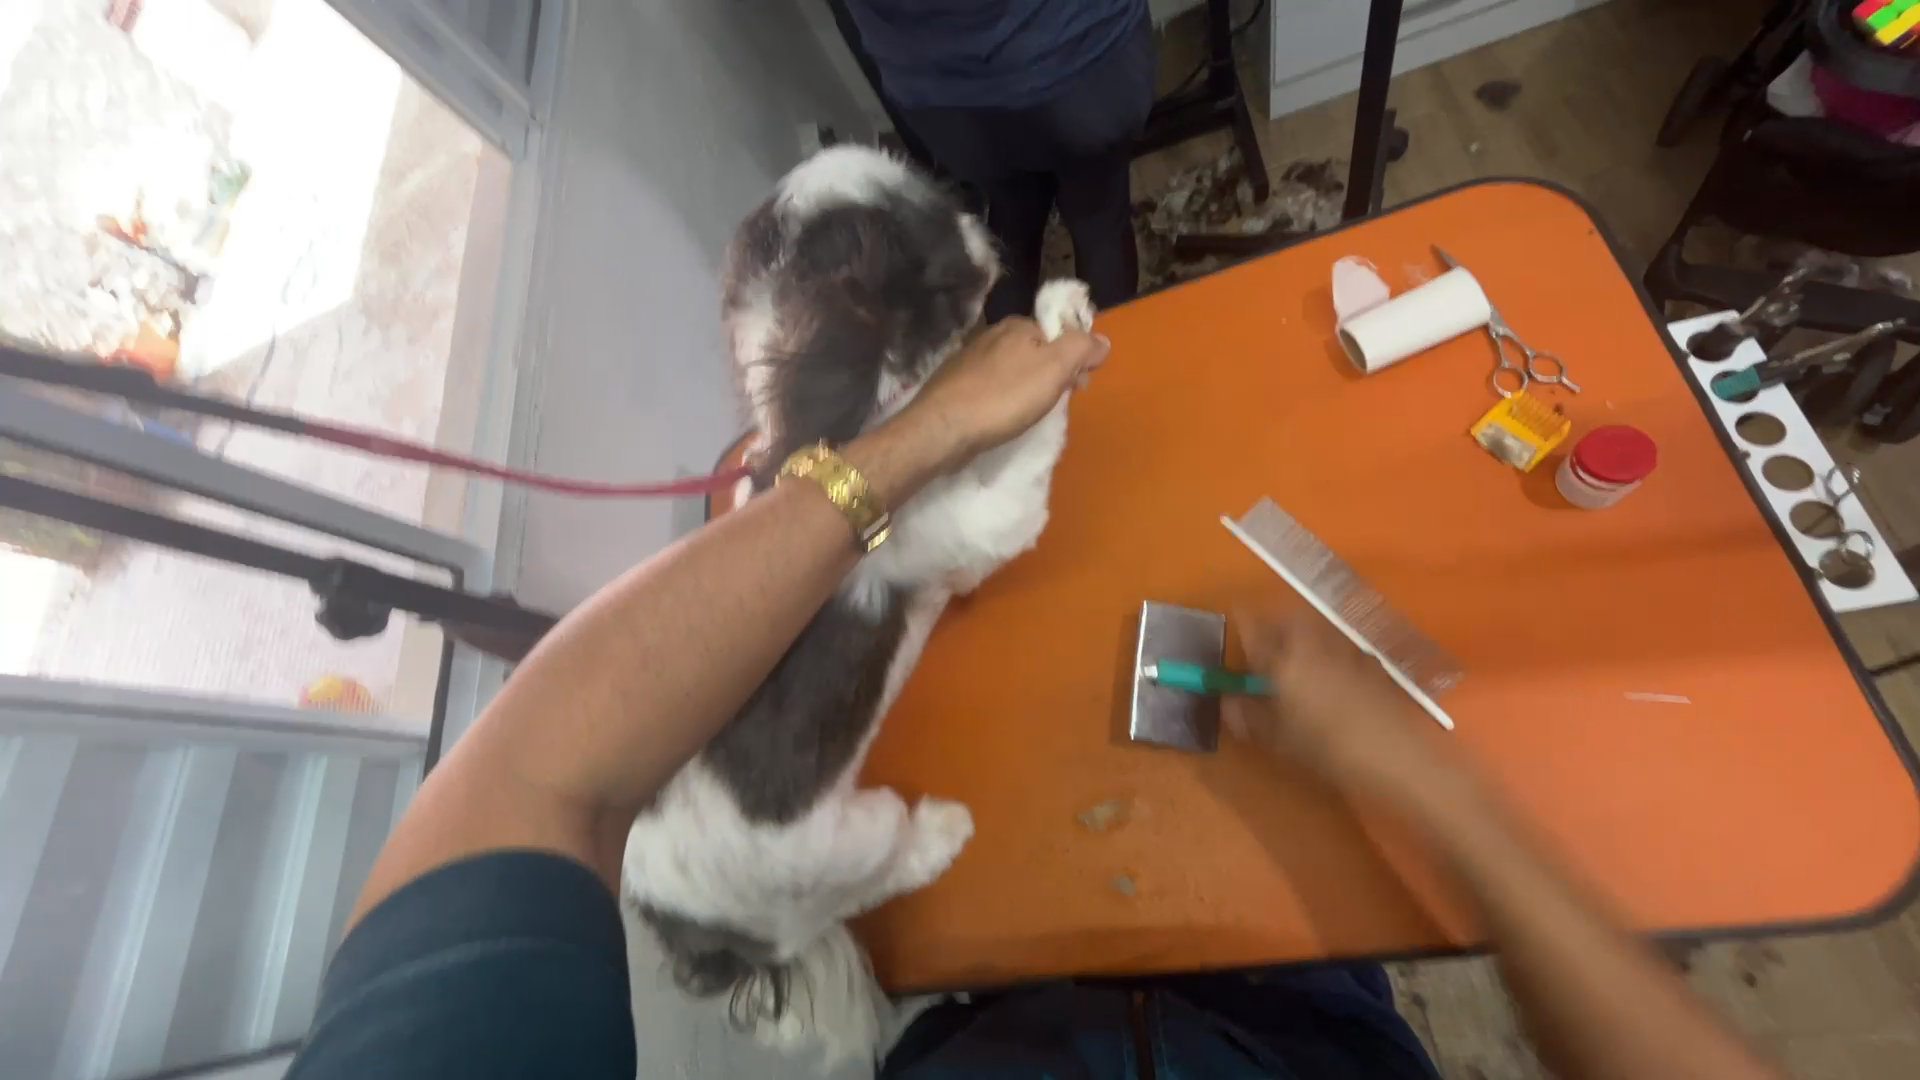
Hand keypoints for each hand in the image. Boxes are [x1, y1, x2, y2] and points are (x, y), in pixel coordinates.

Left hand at [902, 317, 1108, 468]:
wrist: (942, 429)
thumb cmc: (1003, 399)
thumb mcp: (1054, 369)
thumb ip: (1081, 349)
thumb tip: (1102, 341)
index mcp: (1018, 325)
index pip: (1060, 331)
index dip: (1076, 357)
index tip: (1080, 386)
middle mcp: (992, 334)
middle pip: (1036, 349)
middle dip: (1052, 372)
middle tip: (1057, 403)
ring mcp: (970, 359)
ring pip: (1013, 368)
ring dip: (1028, 387)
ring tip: (1030, 413)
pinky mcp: (955, 385)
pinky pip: (991, 386)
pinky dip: (1003, 398)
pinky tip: (1002, 416)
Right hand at [1224, 609, 1477, 813]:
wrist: (1400, 758)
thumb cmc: (1327, 747)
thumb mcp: (1278, 739)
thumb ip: (1249, 716)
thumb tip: (1227, 702)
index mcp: (1282, 657)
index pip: (1252, 625)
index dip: (1241, 621)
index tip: (1235, 626)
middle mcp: (1312, 644)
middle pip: (1286, 619)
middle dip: (1272, 625)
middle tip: (1264, 644)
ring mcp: (1346, 650)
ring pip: (1314, 631)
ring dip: (1301, 637)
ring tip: (1296, 661)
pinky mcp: (1372, 664)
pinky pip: (1339, 648)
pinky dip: (1328, 654)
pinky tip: (1332, 680)